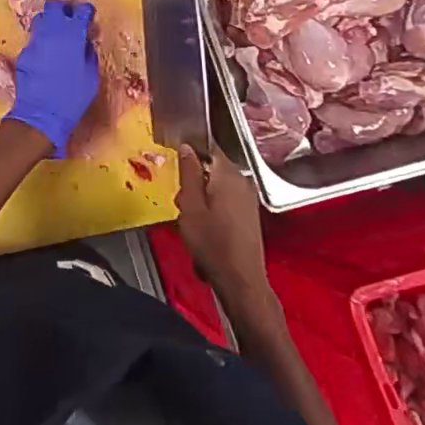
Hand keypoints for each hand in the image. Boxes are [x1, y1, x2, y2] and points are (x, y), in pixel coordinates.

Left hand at [4, 0, 98, 157]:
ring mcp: (34, 41)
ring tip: (57, 34)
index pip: (81, 11)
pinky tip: (46, 54)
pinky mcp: (23, 53)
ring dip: (50, 23)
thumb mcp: (91, 76)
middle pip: (55, 7)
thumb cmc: (72, 97)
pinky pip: (34, 40)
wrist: (40, 114)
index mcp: (72, 35)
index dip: (86, 12)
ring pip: (41, 20)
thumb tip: (85, 41)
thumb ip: (88, 52)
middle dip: (63, 9)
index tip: (88, 17)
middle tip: (70, 18)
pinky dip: (41, 41)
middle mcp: (51, 32)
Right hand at [173, 145, 267, 299]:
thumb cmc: (211, 242)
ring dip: (201, 196)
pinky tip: (205, 226)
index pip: (209, 148)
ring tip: (191, 219)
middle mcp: (243, 181)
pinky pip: (226, 198)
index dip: (191, 152)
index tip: (176, 164)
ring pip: (217, 185)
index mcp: (228, 175)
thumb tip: (186, 147)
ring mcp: (248, 197)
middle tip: (182, 203)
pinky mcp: (249, 212)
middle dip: (194, 180)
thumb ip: (189, 173)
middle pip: (212, 169)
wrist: (239, 277)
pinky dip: (212, 206)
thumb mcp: (190, 206)